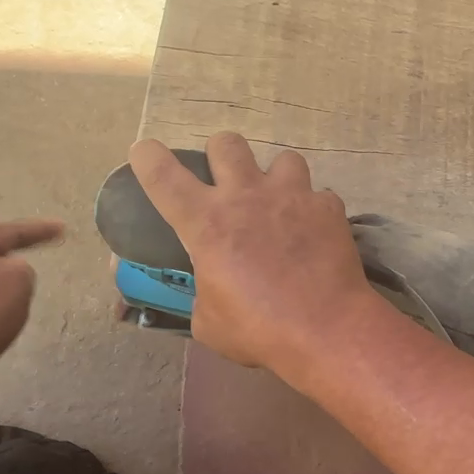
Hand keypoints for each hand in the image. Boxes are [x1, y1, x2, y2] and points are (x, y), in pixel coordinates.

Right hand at [129, 133, 388, 375]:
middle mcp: (247, 196)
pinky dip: (314, 209)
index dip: (149, 158)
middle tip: (227, 180)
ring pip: (283, 158)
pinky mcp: (329, 206)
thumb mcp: (208, 322)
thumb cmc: (259, 329)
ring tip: (280, 202)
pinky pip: (319, 194)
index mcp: (207, 223)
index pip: (164, 177)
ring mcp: (292, 196)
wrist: (326, 328)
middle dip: (221, 155)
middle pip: (227, 144)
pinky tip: (315, 231)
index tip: (145, 150)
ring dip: (277, 177)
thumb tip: (208, 293)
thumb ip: (202, 294)